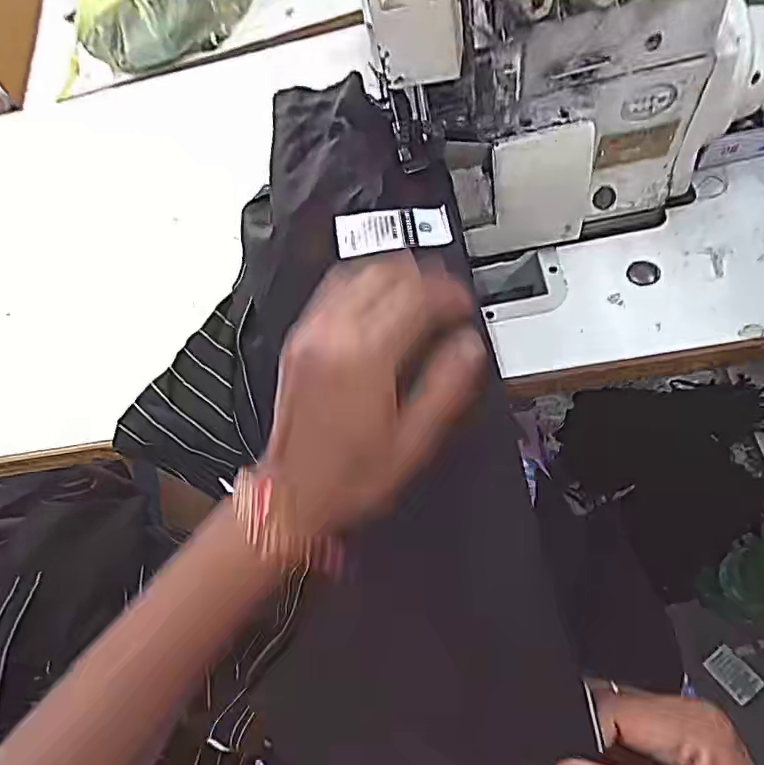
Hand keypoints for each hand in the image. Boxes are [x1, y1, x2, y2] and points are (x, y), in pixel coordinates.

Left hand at [261, 250, 485, 536]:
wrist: (294, 492)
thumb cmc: (348, 476)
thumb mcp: (414, 439)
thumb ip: (447, 386)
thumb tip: (469, 349)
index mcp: (367, 357)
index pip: (417, 297)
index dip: (450, 294)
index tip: (464, 304)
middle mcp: (334, 336)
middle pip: (386, 274)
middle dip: (425, 276)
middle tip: (448, 292)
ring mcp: (311, 336)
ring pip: (356, 273)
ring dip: (393, 272)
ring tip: (419, 286)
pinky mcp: (299, 342)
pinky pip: (331, 291)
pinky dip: (362, 283)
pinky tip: (377, 297)